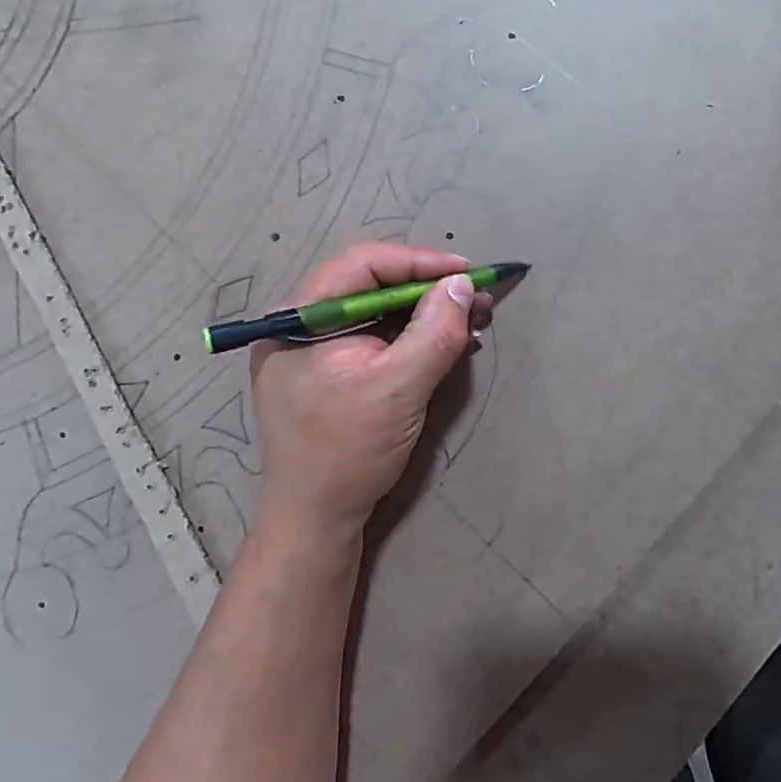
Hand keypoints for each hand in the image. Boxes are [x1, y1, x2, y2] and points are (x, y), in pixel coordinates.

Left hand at [248, 243, 491, 545]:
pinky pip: (380, 338)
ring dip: (430, 313)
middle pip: (374, 285)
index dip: (420, 263)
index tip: (468, 274)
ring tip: (475, 320)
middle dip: (431, 290)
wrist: (317, 519)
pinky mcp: (336, 371)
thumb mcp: (399, 388)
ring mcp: (319, 349)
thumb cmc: (348, 452)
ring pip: (381, 312)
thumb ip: (434, 332)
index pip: (364, 266)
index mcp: (301, 319)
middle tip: (478, 299)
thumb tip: (464, 285)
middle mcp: (305, 325)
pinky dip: (418, 337)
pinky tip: (452, 342)